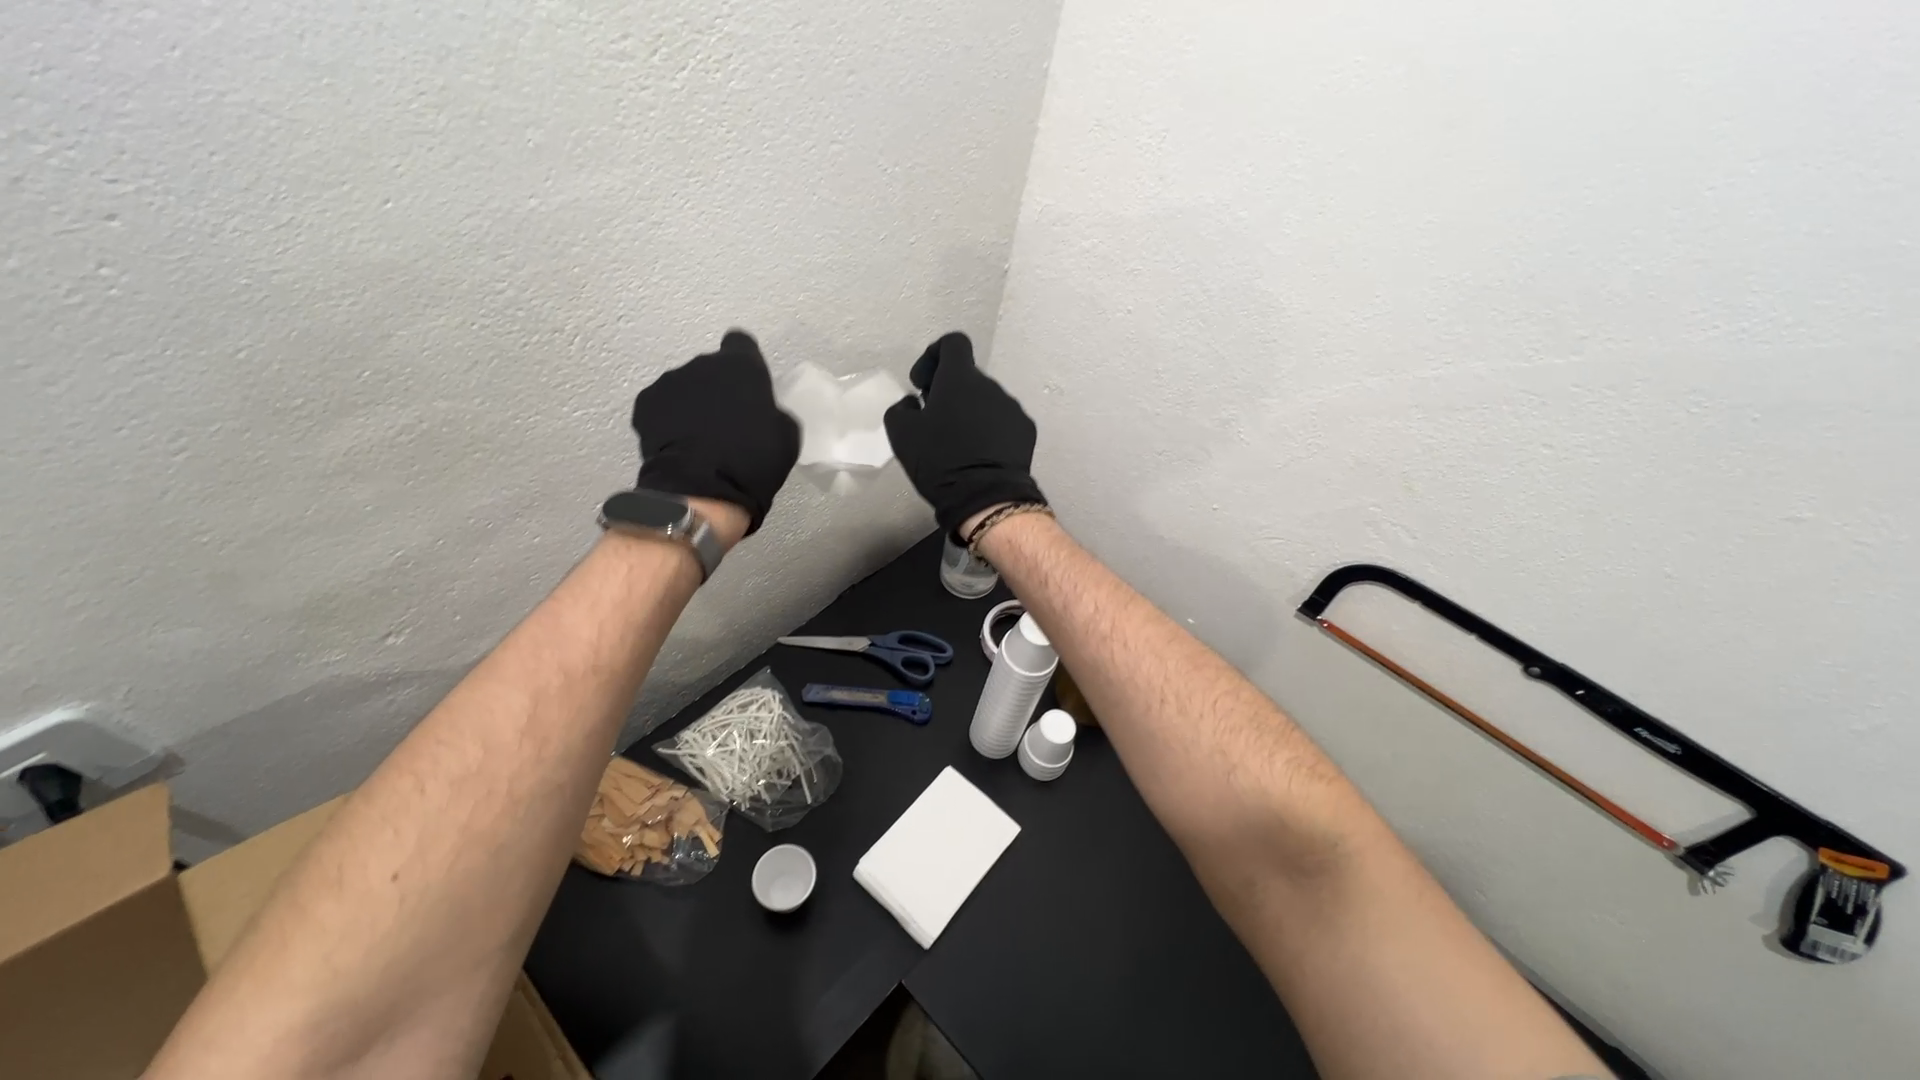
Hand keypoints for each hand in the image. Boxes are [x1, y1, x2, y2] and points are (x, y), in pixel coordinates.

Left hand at [633, 331, 799, 536]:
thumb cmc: (754, 462)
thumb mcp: (785, 435)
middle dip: (717, 388)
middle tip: (725, 422)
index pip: (741, 344)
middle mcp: (703, 364)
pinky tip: (676, 444)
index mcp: (742, 366)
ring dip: (691, 403)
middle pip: (710, 368)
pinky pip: (660, 406)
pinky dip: (667, 420)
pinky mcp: (645, 404)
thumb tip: (763, 412)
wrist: (703, 489)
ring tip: (697, 437)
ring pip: (684, 386)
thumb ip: (772, 412)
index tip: (746, 384)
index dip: (744, 362)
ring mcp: (669, 382)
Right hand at [883, 332, 1046, 534]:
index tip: (922, 382)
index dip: (934, 356)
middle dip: (950, 392)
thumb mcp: (901, 434)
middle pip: (968, 377)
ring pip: (986, 401)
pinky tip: (980, 456)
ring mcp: (1012, 408)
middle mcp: (990, 385)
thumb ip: (901, 408)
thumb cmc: (939, 461)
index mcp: (960, 379)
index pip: (953, 343)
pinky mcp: (1026, 430)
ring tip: (959, 445)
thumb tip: (914, 403)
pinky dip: (990, 431)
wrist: (984, 497)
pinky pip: (1003, 422)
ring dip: (971, 413)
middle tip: (935, 422)